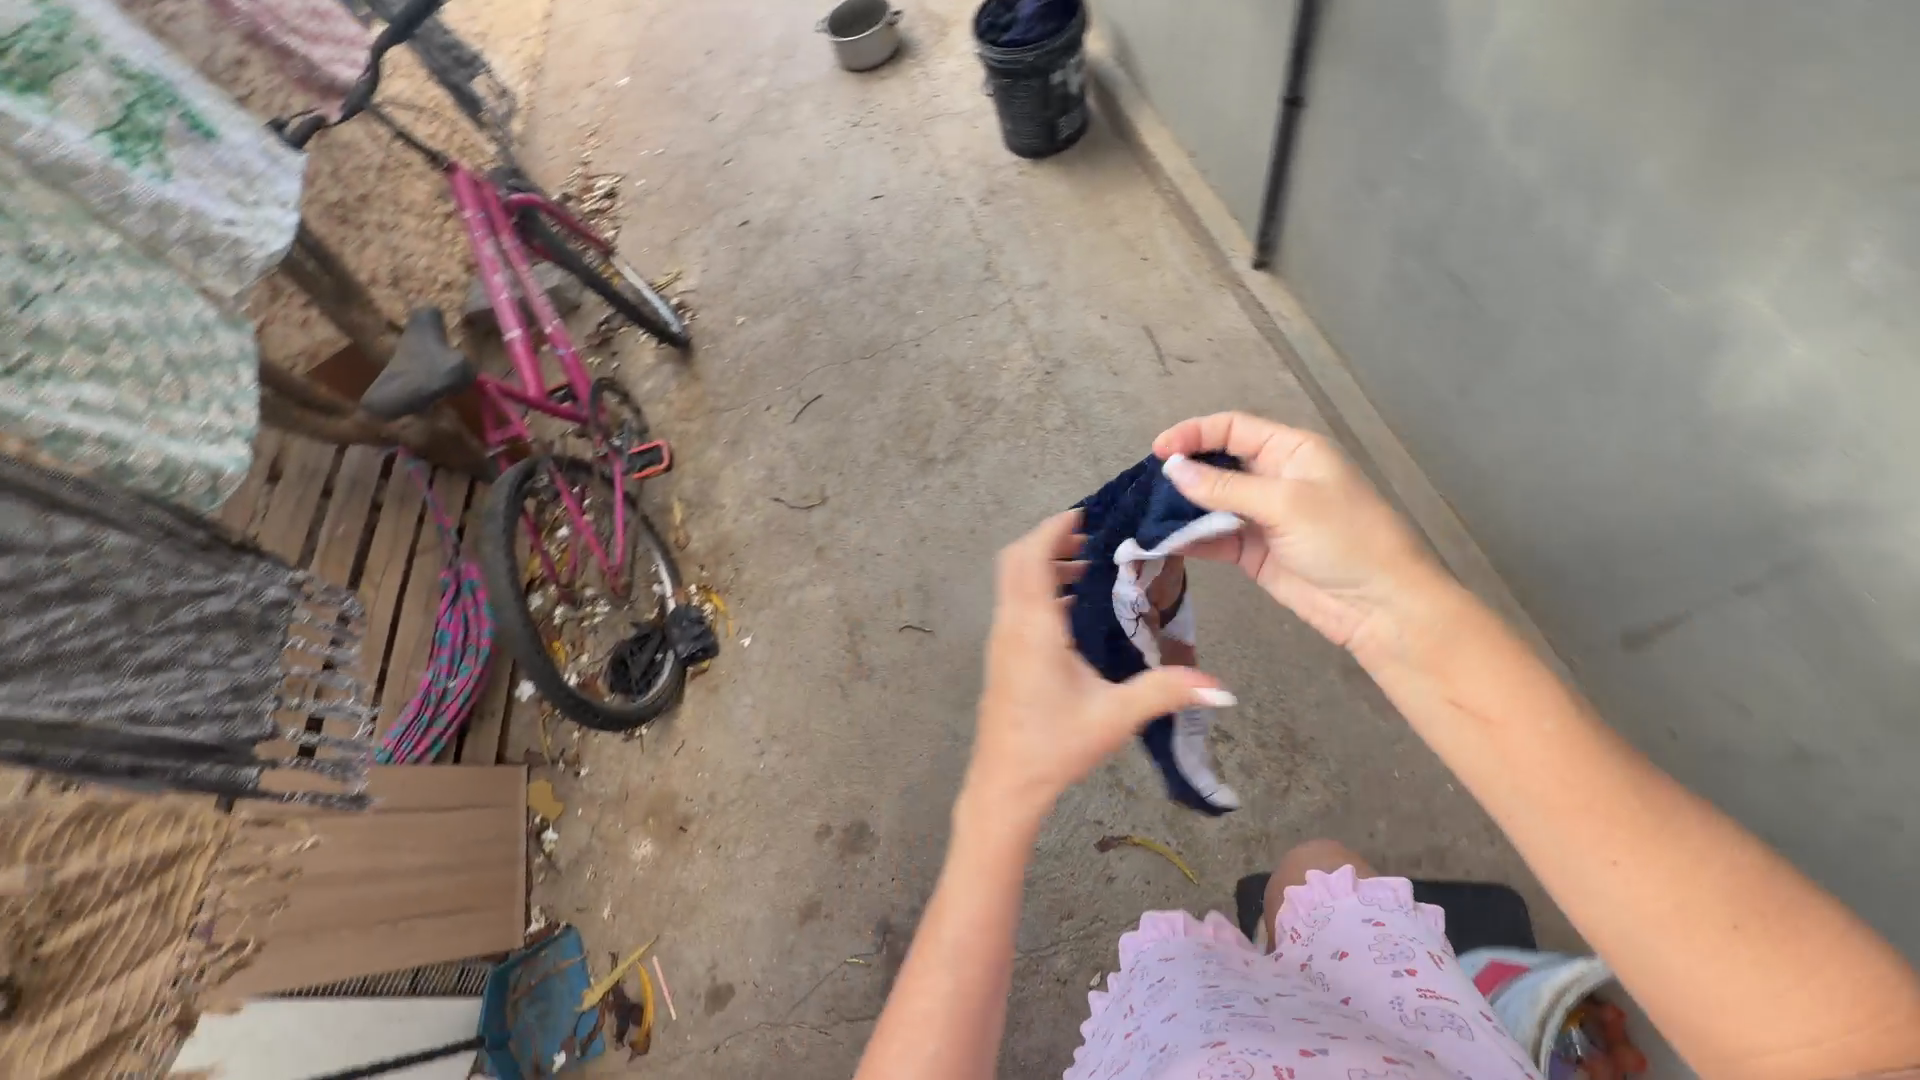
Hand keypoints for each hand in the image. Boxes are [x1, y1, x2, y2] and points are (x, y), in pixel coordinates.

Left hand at [965, 510, 1232, 825]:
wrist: (1005, 784)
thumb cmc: (1055, 745)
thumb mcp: (1115, 716)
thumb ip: (1166, 692)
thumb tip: (1221, 687)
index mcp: (1033, 627)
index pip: (1032, 556)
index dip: (1053, 528)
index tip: (1085, 514)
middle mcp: (1010, 625)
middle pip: (1015, 560)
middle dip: (1049, 540)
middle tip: (1092, 538)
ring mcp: (1001, 640)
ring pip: (1012, 582)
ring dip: (1043, 565)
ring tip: (1089, 568)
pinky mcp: (1001, 656)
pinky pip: (1015, 603)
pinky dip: (1038, 589)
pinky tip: (1073, 609)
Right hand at [1153, 412, 1444, 654]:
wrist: (1380, 607)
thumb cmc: (1345, 539)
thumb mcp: (1285, 504)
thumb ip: (1225, 487)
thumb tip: (1172, 468)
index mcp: (1291, 451)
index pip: (1233, 429)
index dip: (1194, 434)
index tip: (1158, 450)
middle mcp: (1274, 477)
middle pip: (1218, 464)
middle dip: (1184, 472)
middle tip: (1147, 487)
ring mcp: (1263, 516)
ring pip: (1211, 504)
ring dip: (1182, 509)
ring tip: (1148, 516)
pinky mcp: (1254, 552)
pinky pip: (1214, 538)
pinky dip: (1190, 539)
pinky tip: (1164, 542)